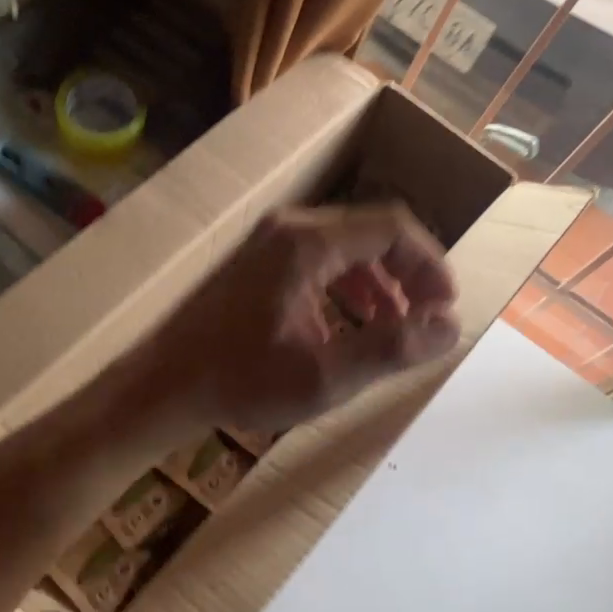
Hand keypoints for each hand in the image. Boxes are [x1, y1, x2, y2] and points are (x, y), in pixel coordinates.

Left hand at [134, 203, 460, 437]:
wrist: (162, 384)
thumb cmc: (240, 381)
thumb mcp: (325, 375)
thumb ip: (392, 348)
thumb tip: (450, 326)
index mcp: (307, 243)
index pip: (392, 227)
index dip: (429, 263)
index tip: (445, 307)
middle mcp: (289, 228)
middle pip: (370, 232)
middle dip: (408, 274)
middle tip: (427, 320)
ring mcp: (268, 242)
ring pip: (345, 247)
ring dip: (379, 283)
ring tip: (395, 328)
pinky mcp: (256, 262)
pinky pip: (318, 260)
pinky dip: (347, 287)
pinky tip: (350, 326)